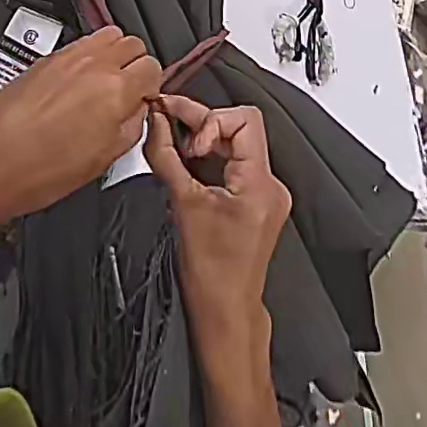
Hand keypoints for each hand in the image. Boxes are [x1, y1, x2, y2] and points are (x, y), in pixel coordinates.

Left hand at [0, 26, 160, 220]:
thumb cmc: (39, 167)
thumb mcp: (104, 159)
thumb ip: (132, 126)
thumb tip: (139, 111)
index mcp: (116, 90)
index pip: (153, 67)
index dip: (151, 86)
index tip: (143, 99)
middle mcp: (94, 64)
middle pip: (134, 44)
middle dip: (136, 65)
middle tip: (127, 89)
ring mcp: (69, 56)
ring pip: (110, 35)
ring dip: (114, 54)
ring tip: (105, 81)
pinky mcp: (49, 57)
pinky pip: (82, 44)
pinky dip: (89, 56)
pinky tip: (80, 82)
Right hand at [144, 97, 290, 335]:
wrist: (225, 309)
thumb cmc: (210, 272)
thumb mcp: (182, 203)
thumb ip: (166, 156)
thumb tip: (156, 123)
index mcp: (259, 183)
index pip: (244, 119)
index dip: (210, 121)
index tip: (189, 141)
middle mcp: (270, 184)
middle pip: (239, 127)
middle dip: (201, 122)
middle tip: (169, 117)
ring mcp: (266, 191)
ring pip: (236, 142)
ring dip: (204, 138)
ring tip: (178, 145)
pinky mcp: (257, 198)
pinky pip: (236, 160)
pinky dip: (211, 154)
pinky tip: (189, 161)